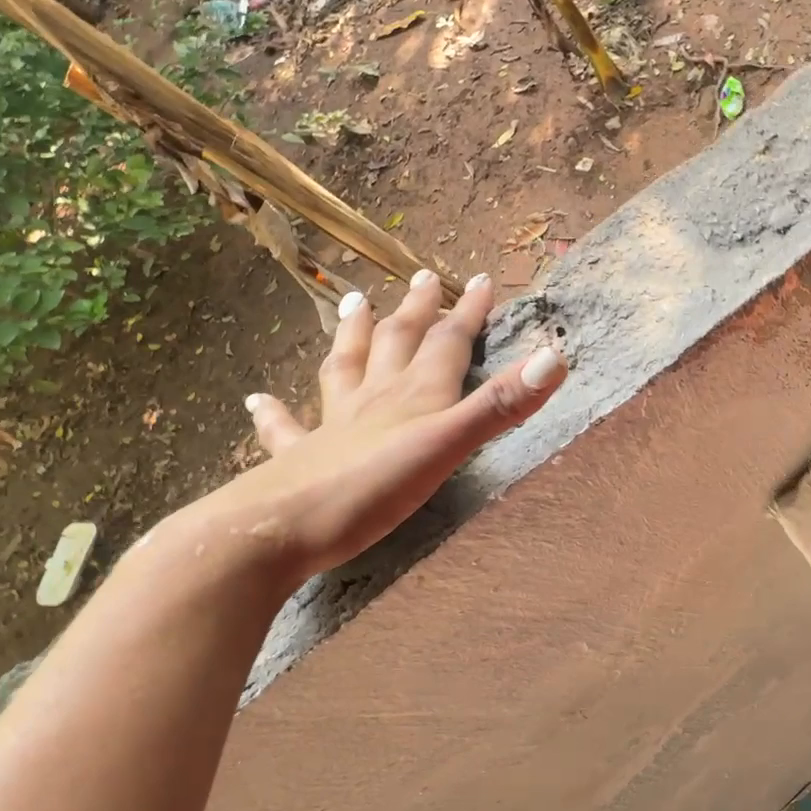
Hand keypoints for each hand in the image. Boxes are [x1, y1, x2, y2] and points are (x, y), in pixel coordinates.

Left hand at [191, 269, 565, 584]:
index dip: (468, 312)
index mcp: (416, 395)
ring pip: (346, 368)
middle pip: (399, 343)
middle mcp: (376, 400)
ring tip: (352, 302)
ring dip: (353, 335)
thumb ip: (501, 404)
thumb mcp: (450, 444)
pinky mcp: (298, 459)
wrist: (274, 532)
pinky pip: (285, 428)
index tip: (481, 281)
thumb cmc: (371, 487)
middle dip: (416, 310)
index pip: (448, 342)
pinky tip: (256, 401)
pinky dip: (273, 413)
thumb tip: (555, 358)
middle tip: (422, 278)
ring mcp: (333, 427)